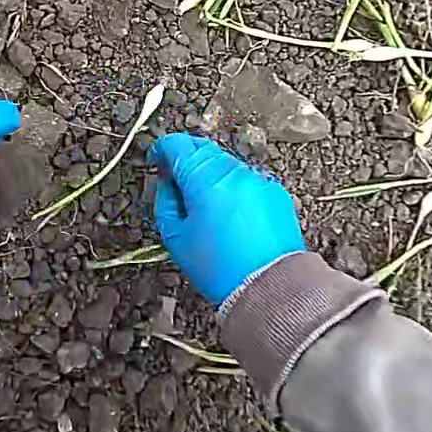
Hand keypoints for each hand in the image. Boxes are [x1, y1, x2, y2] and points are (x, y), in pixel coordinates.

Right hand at [150, 133, 305, 306]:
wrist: (268, 286)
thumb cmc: (221, 269)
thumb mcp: (176, 238)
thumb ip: (165, 202)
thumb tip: (165, 183)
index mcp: (205, 179)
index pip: (178, 145)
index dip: (162, 149)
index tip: (157, 159)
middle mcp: (233, 172)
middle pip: (203, 149)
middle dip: (186, 160)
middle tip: (176, 180)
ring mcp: (256, 179)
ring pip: (225, 163)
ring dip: (211, 174)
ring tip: (204, 203)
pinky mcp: (274, 191)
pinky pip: (246, 179)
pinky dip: (234, 187)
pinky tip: (230, 212)